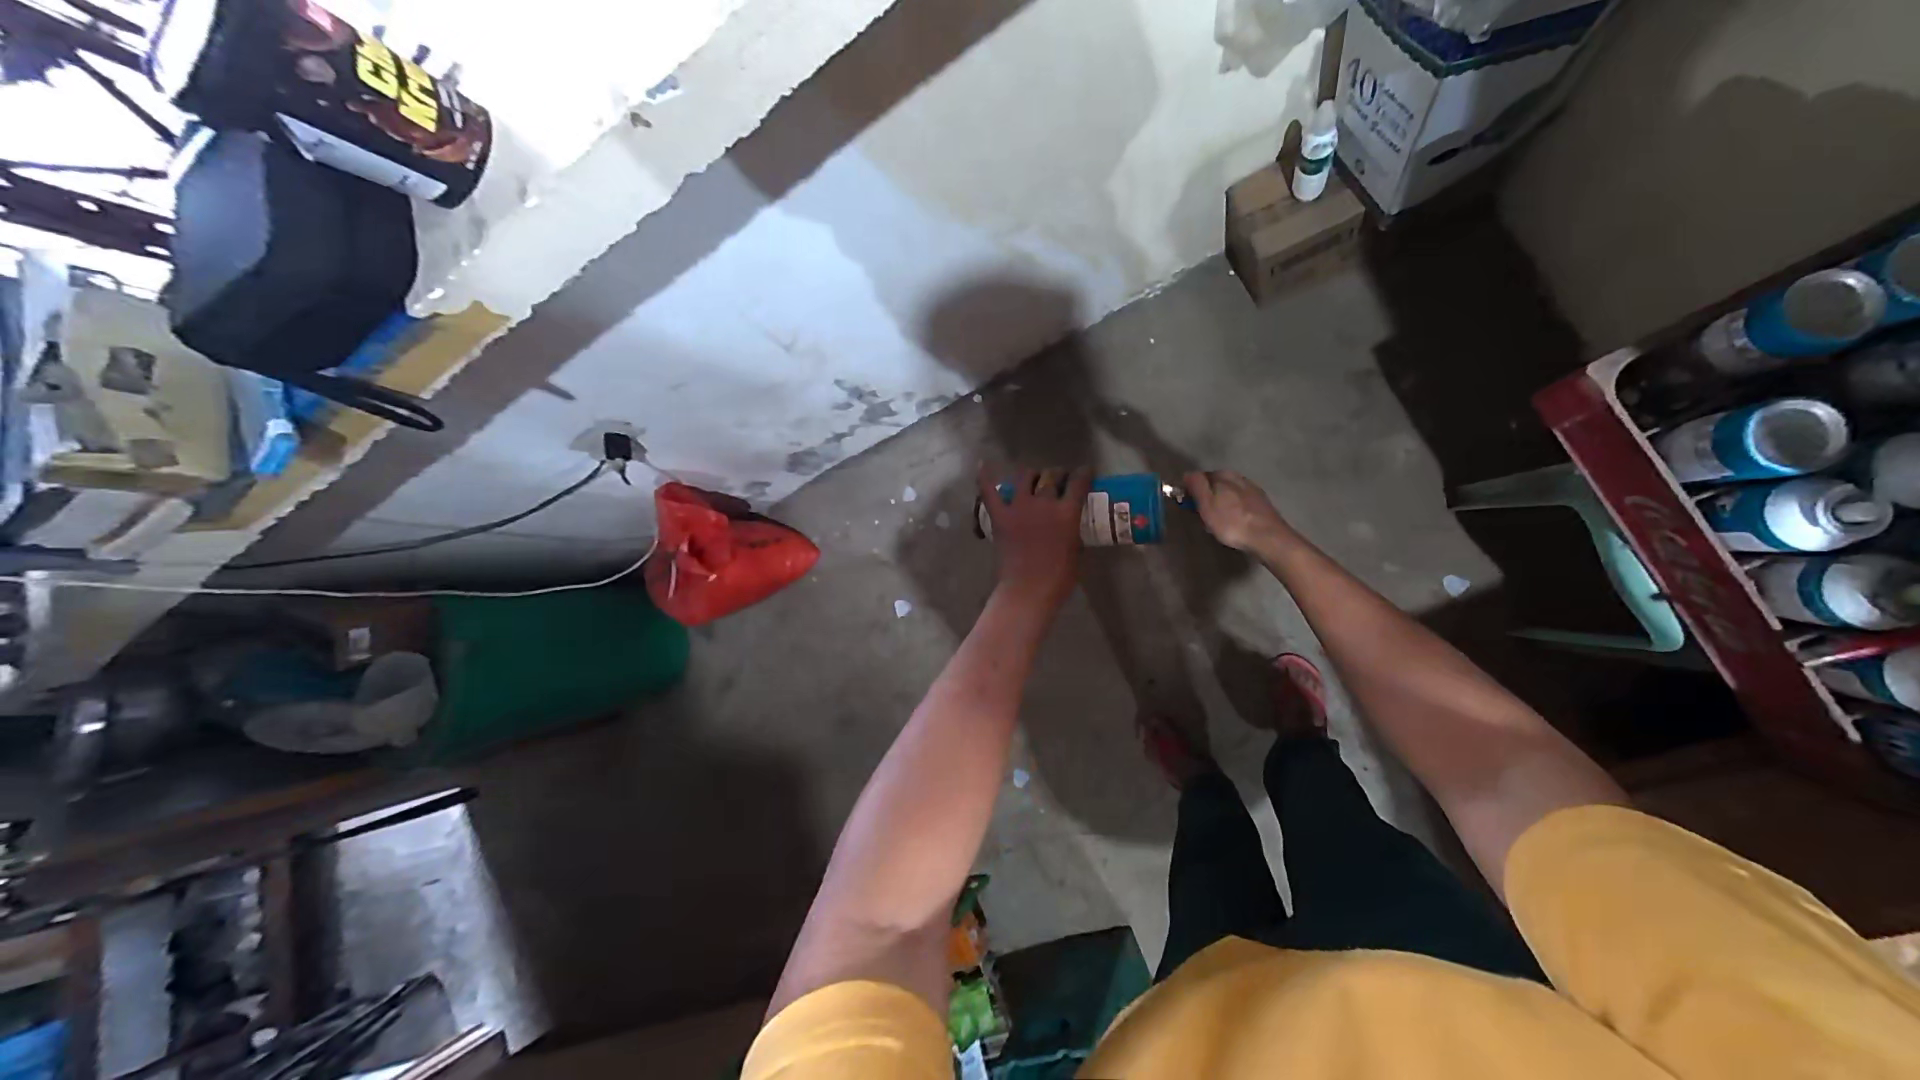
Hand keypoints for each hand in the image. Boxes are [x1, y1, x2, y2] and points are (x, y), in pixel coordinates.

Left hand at [979, 465, 1090, 609]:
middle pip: (1051, 476)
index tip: (1085, 471)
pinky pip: (989, 491)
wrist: (1028, 590)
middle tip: (1058, 478)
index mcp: (1067, 512)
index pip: (1078, 482)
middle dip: (1057, 474)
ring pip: (1024, 476)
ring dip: (1031, 474)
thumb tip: (1070, 524)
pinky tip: (984, 464)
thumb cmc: (1059, 578)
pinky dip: (985, 476)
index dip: (1083, 473)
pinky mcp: (999, 516)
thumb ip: (1073, 531)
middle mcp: (1044, 503)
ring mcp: (1018, 507)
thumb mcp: (1077, 551)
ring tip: (1033, 477)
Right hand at [1185, 470, 1292, 552]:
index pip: (1199, 477)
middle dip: (1207, 496)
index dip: (1192, 491)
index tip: (1189, 506)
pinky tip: (1234, 521)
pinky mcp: (1261, 503)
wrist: (1267, 537)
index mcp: (1223, 475)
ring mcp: (1252, 489)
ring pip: (1228, 493)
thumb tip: (1187, 474)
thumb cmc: (1231, 522)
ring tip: (1218, 521)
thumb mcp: (1206, 503)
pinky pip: (1240, 502)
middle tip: (1203, 516)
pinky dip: (1233, 509)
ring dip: (1221, 503)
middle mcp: (1239, 477)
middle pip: (1215, 484)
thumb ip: (1196, 485)